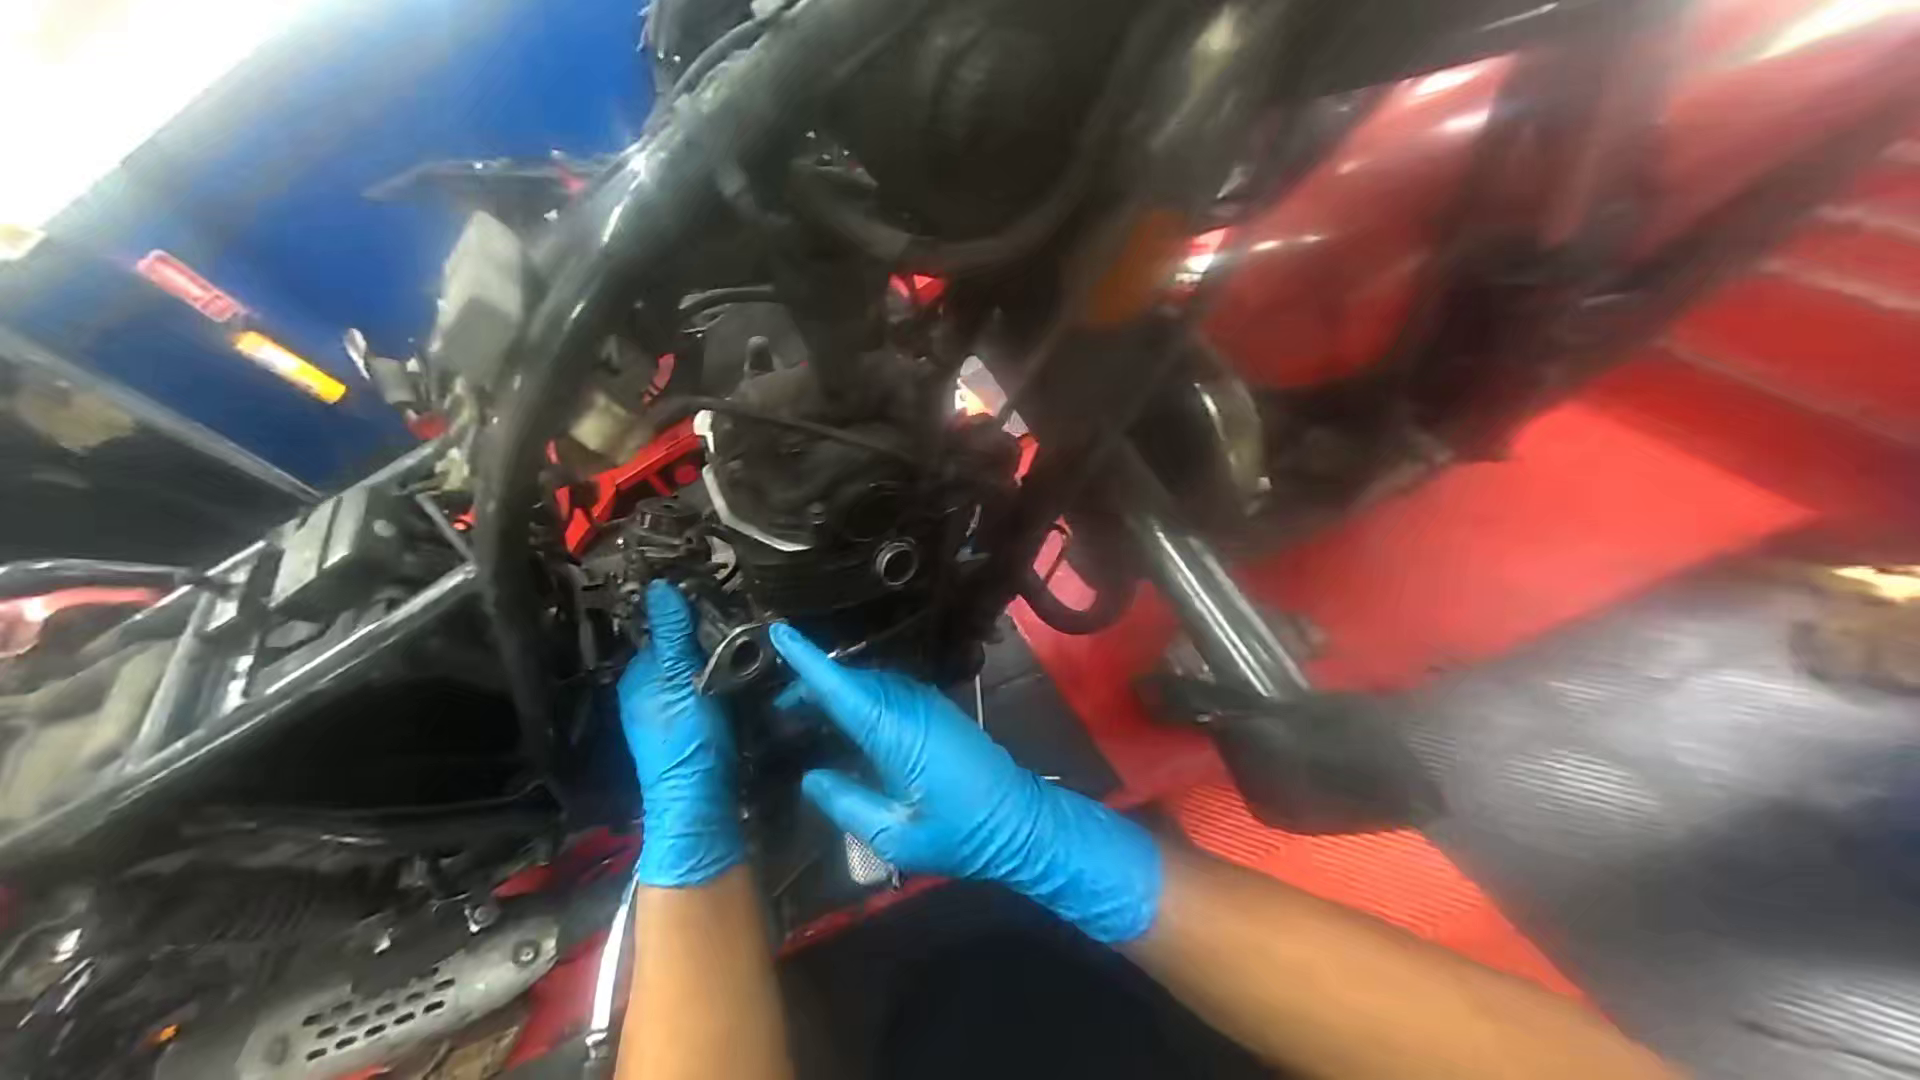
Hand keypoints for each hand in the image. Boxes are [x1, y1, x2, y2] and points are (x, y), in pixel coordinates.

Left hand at [618, 581, 743, 886]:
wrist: (699, 801)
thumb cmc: (686, 738)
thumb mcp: (680, 679)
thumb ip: (673, 635)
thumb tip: (660, 585)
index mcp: (639, 675)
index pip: (663, 629)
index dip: (688, 611)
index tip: (721, 594)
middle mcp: (650, 689)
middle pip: (681, 648)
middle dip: (707, 633)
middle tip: (744, 616)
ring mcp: (672, 709)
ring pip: (697, 667)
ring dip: (719, 654)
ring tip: (752, 638)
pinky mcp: (695, 725)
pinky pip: (710, 687)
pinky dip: (725, 677)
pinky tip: (748, 671)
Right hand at [769, 623, 1161, 943]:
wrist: (1022, 823)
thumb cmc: (962, 834)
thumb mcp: (895, 837)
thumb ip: (847, 804)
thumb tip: (810, 777)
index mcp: (898, 732)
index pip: (843, 687)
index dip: (807, 659)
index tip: (778, 631)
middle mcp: (911, 707)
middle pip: (852, 682)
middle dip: (811, 683)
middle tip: (775, 706)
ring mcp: (927, 704)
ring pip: (870, 684)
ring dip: (834, 691)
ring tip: (798, 712)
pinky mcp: (936, 711)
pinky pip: (888, 693)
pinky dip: (858, 698)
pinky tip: (842, 718)